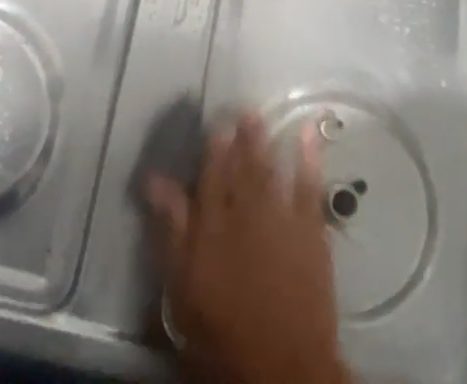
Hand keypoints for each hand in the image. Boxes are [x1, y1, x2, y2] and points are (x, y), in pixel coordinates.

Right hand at [144, 112, 349, 383]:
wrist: (280, 365)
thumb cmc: (221, 330)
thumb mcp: (181, 282)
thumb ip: (171, 228)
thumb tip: (155, 180)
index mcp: (210, 226)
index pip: (209, 176)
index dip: (211, 148)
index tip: (213, 122)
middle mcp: (246, 214)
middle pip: (241, 169)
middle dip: (241, 138)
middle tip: (241, 109)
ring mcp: (282, 221)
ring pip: (271, 171)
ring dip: (267, 142)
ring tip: (261, 115)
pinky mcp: (312, 235)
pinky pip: (310, 188)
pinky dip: (310, 161)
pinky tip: (309, 138)